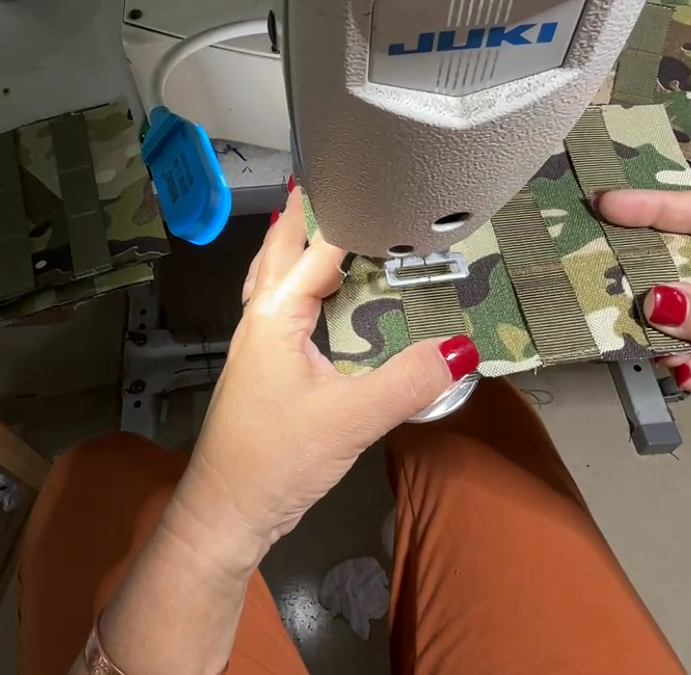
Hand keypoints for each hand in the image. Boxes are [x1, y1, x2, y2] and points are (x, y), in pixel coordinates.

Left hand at [165, 189, 480, 573]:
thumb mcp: (351, 418)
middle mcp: (260, 316)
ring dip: (294, 244)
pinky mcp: (260, 364)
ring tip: (323, 222)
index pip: (318, 250)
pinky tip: (312, 294)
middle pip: (280, 249)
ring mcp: (255, 340)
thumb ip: (409, 381)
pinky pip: (278, 303)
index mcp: (276, 314)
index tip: (378, 183)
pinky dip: (295, 281)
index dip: (348, 216)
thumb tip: (466, 346)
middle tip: (338, 180)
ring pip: (273, 275)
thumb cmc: (277, 457)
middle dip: (304, 214)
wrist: (225, 510)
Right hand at [596, 188, 690, 460]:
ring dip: (651, 310)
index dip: (655, 206)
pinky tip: (684, 371)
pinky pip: (679, 329)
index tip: (607, 204)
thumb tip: (652, 299)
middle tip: (591, 250)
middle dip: (640, 255)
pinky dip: (670, 348)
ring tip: (628, 322)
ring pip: (673, 289)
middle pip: (680, 246)